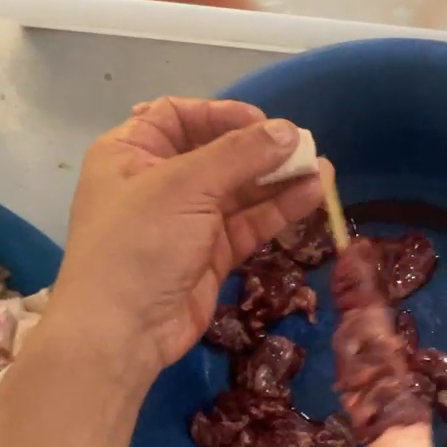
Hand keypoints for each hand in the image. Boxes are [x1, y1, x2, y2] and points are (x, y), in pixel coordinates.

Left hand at [53, 96, 323, 374]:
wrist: (122, 331)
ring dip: (279, 181)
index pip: (179, 116)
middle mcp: (159, 182)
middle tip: (306, 149)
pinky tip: (312, 196)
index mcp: (132, 152)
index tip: (265, 123)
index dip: (222, 115)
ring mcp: (187, 222)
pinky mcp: (211, 256)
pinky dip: (278, 211)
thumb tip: (290, 132)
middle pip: (217, 154)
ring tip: (323, 172)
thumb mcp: (185, 187)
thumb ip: (240, 155)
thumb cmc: (139, 244)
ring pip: (240, 192)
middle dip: (262, 151)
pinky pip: (248, 225)